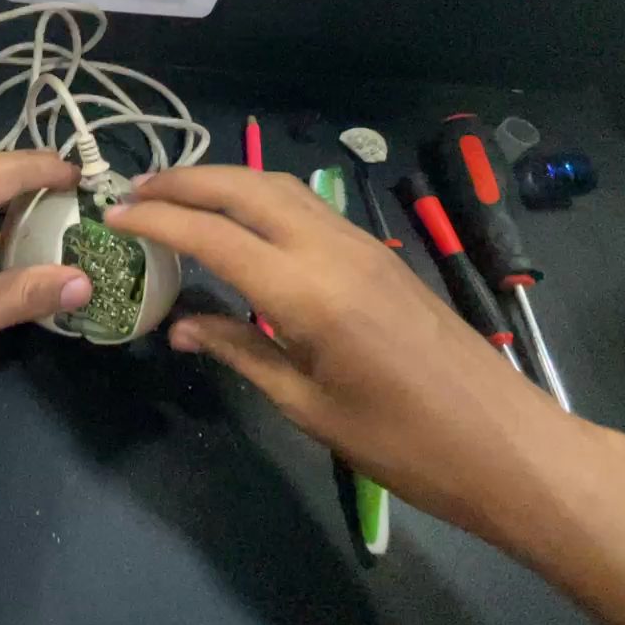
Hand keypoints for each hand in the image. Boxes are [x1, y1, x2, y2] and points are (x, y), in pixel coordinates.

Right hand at [105, 166, 595, 540]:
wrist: (511, 445)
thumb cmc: (403, 442)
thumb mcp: (306, 404)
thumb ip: (236, 350)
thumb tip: (177, 327)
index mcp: (307, 294)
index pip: (213, 235)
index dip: (156, 220)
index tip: (114, 214)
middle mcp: (330, 250)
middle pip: (243, 187)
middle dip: (182, 180)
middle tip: (134, 189)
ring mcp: (357, 243)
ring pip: (275, 185)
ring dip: (219, 179)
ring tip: (174, 193)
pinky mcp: (373, 249)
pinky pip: (301, 203)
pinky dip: (253, 194)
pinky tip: (233, 214)